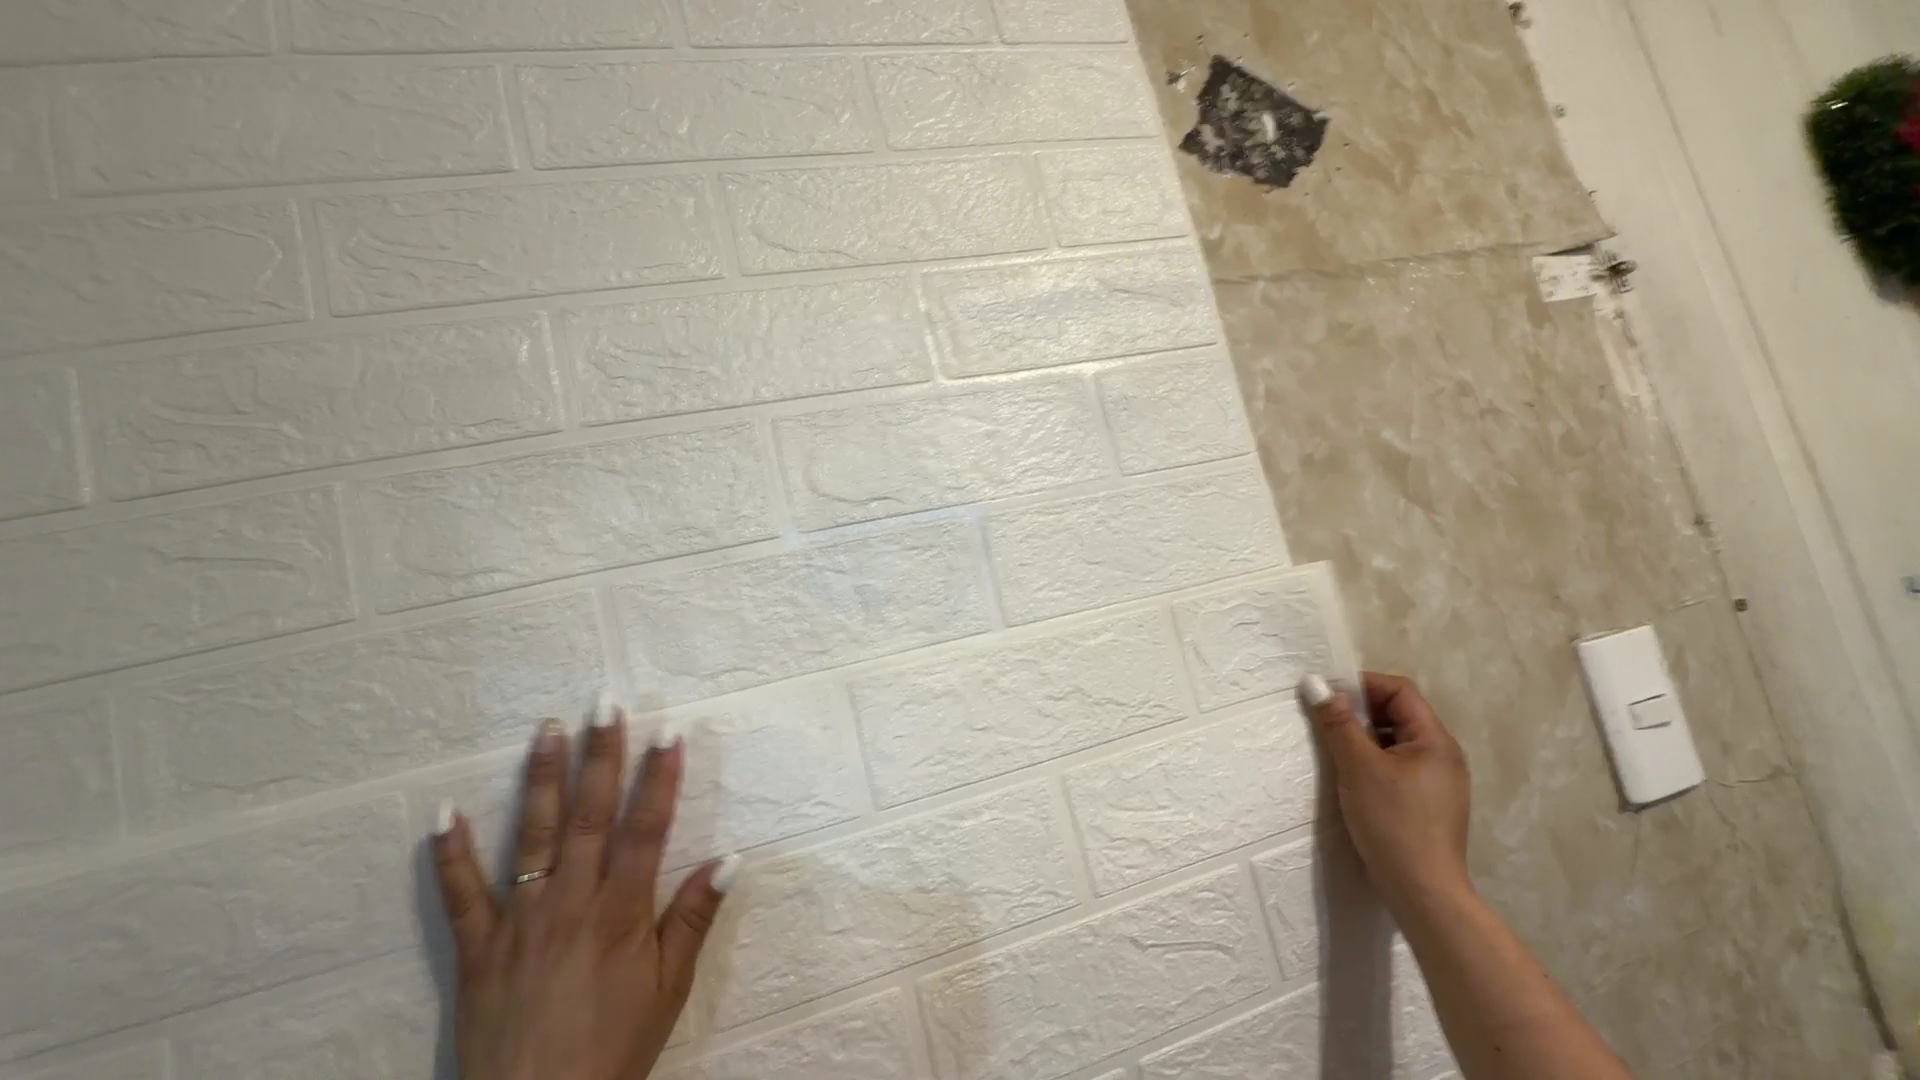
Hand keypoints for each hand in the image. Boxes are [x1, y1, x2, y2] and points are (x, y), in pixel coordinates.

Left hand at [431, 708, 735, 1079]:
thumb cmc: (613, 1049)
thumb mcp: (668, 989)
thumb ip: (693, 920)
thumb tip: (730, 859)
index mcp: (621, 911)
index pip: (647, 828)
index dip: (660, 777)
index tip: (668, 731)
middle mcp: (570, 901)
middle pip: (589, 816)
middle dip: (601, 756)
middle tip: (604, 704)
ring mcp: (519, 920)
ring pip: (531, 836)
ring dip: (540, 780)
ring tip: (546, 729)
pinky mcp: (477, 947)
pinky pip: (460, 894)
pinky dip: (450, 853)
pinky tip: (444, 812)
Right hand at [1300, 672, 1472, 913]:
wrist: (1422, 891)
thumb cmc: (1392, 822)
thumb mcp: (1358, 767)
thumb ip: (1337, 722)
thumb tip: (1314, 683)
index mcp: (1435, 740)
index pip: (1400, 691)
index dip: (1363, 685)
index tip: (1327, 695)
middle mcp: (1442, 756)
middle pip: (1399, 715)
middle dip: (1361, 712)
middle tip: (1326, 722)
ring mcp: (1437, 783)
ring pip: (1396, 743)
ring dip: (1364, 739)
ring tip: (1334, 751)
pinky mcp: (1426, 805)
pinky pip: (1397, 768)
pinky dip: (1372, 763)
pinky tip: (1351, 780)